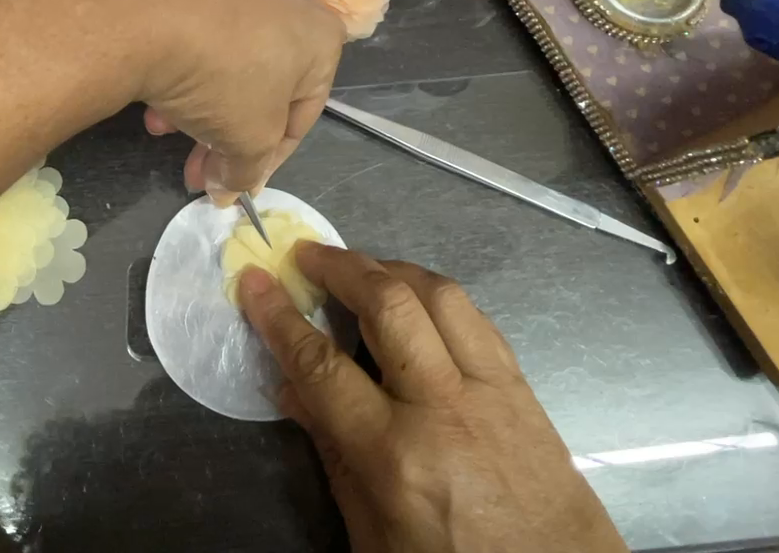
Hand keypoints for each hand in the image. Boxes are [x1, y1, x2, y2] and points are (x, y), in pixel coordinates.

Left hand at [119, 0, 344, 204]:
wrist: (151, 4)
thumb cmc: (224, 75)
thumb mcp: (248, 138)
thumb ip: (246, 168)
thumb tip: (229, 190)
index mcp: (321, 38)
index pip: (300, 117)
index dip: (265, 161)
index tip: (231, 185)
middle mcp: (288, 1)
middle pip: (258, 88)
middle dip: (223, 137)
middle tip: (193, 170)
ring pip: (223, 63)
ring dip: (196, 106)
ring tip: (160, 129)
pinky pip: (194, 33)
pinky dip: (178, 66)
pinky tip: (149, 93)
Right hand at [238, 244, 627, 552]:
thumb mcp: (372, 535)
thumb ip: (332, 452)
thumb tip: (291, 386)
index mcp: (396, 457)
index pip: (322, 365)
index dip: (279, 317)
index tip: (254, 280)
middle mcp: (445, 410)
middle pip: (388, 306)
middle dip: (340, 267)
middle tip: (308, 255)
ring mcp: (493, 393)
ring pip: (440, 296)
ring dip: (391, 268)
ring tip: (361, 269)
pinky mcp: (524, 389)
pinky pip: (476, 318)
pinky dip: (436, 297)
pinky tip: (417, 302)